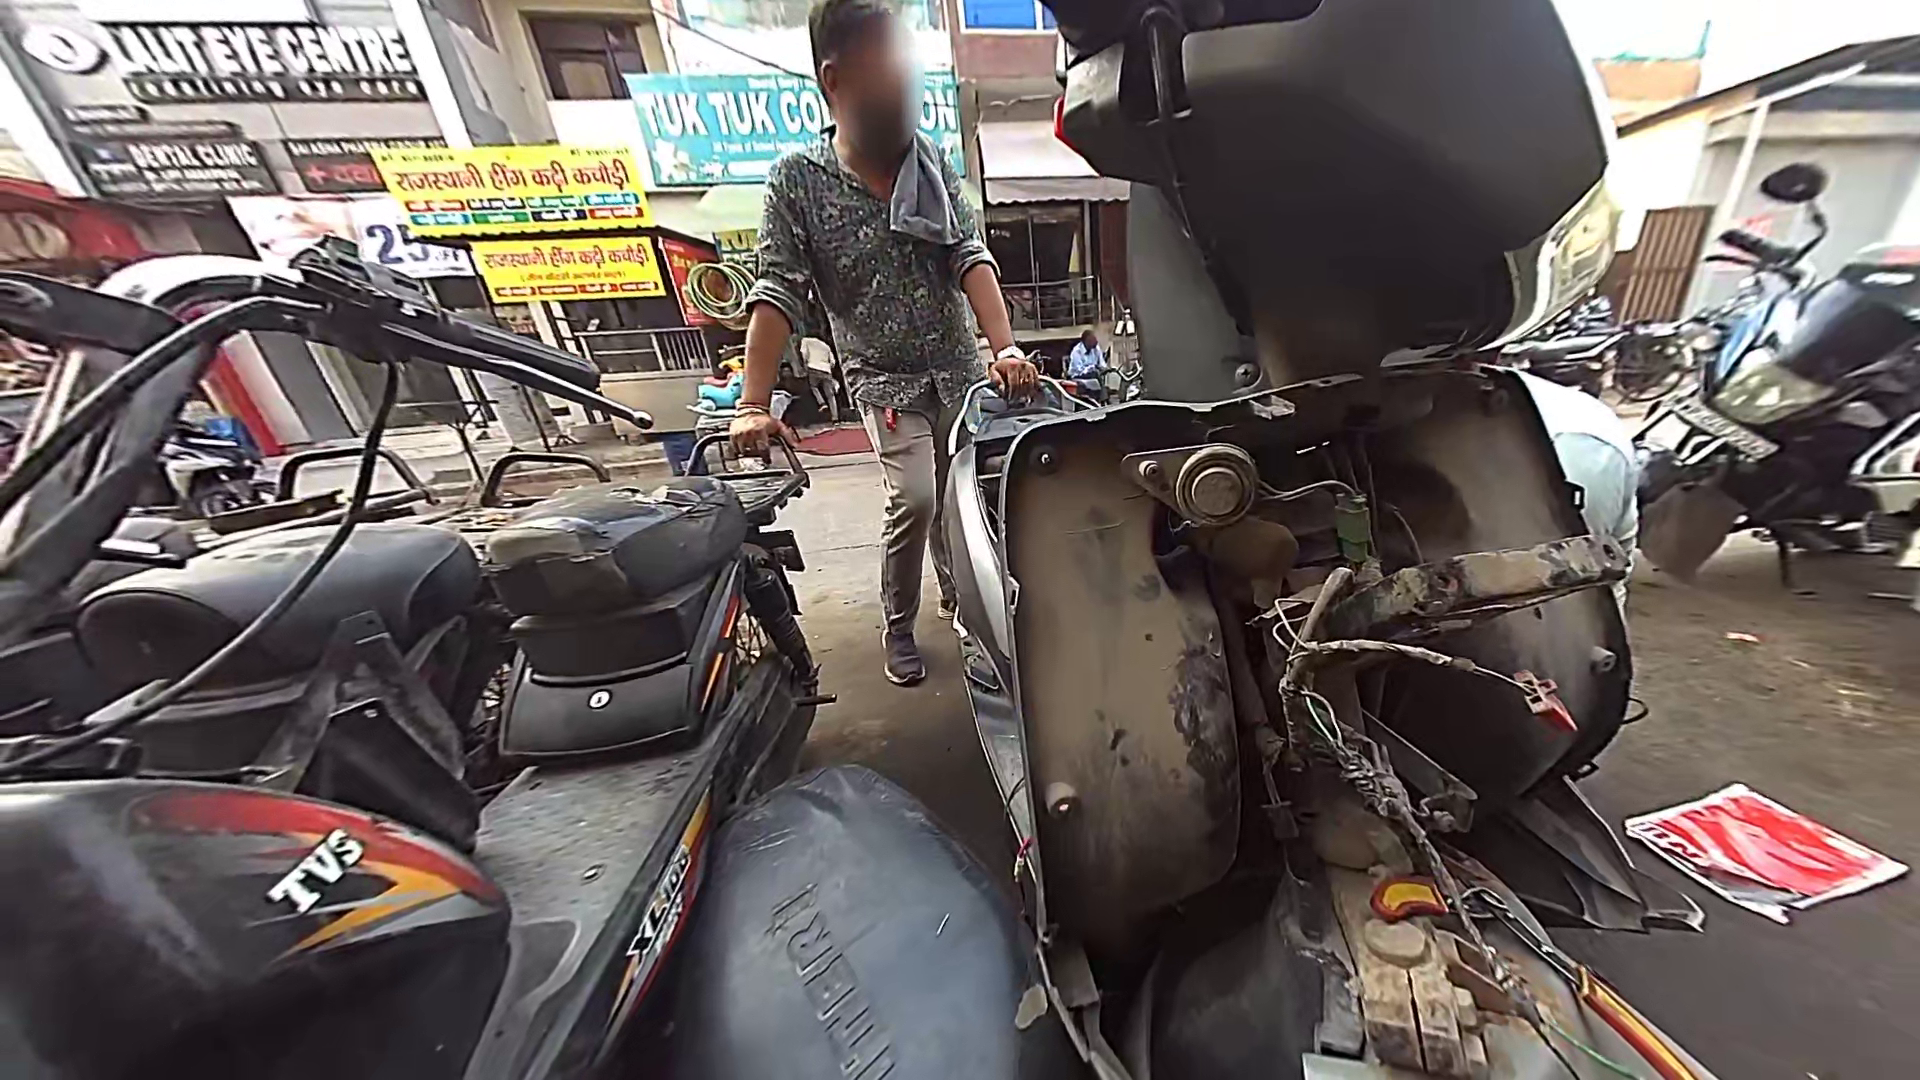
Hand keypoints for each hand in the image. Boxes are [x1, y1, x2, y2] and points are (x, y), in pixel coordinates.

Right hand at [729, 409, 795, 455]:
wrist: (751, 410)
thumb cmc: (765, 420)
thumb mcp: (779, 427)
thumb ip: (788, 436)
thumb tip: (795, 446)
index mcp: (760, 432)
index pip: (762, 449)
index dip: (766, 457)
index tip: (768, 460)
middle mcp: (748, 433)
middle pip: (752, 452)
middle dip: (757, 455)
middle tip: (761, 455)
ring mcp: (739, 434)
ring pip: (742, 451)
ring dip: (748, 454)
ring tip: (753, 452)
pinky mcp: (732, 435)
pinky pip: (734, 447)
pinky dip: (738, 451)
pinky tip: (744, 450)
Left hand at [989, 354, 1038, 399]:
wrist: (1008, 357)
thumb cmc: (1000, 367)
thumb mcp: (993, 371)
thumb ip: (996, 380)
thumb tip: (1002, 389)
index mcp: (1012, 366)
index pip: (1014, 384)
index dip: (1012, 394)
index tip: (1010, 400)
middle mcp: (1022, 366)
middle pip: (1023, 386)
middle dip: (1019, 396)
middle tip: (1015, 402)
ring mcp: (1029, 367)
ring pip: (1030, 385)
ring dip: (1027, 394)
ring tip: (1023, 400)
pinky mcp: (1034, 369)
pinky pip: (1036, 382)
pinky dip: (1033, 389)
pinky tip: (1029, 395)